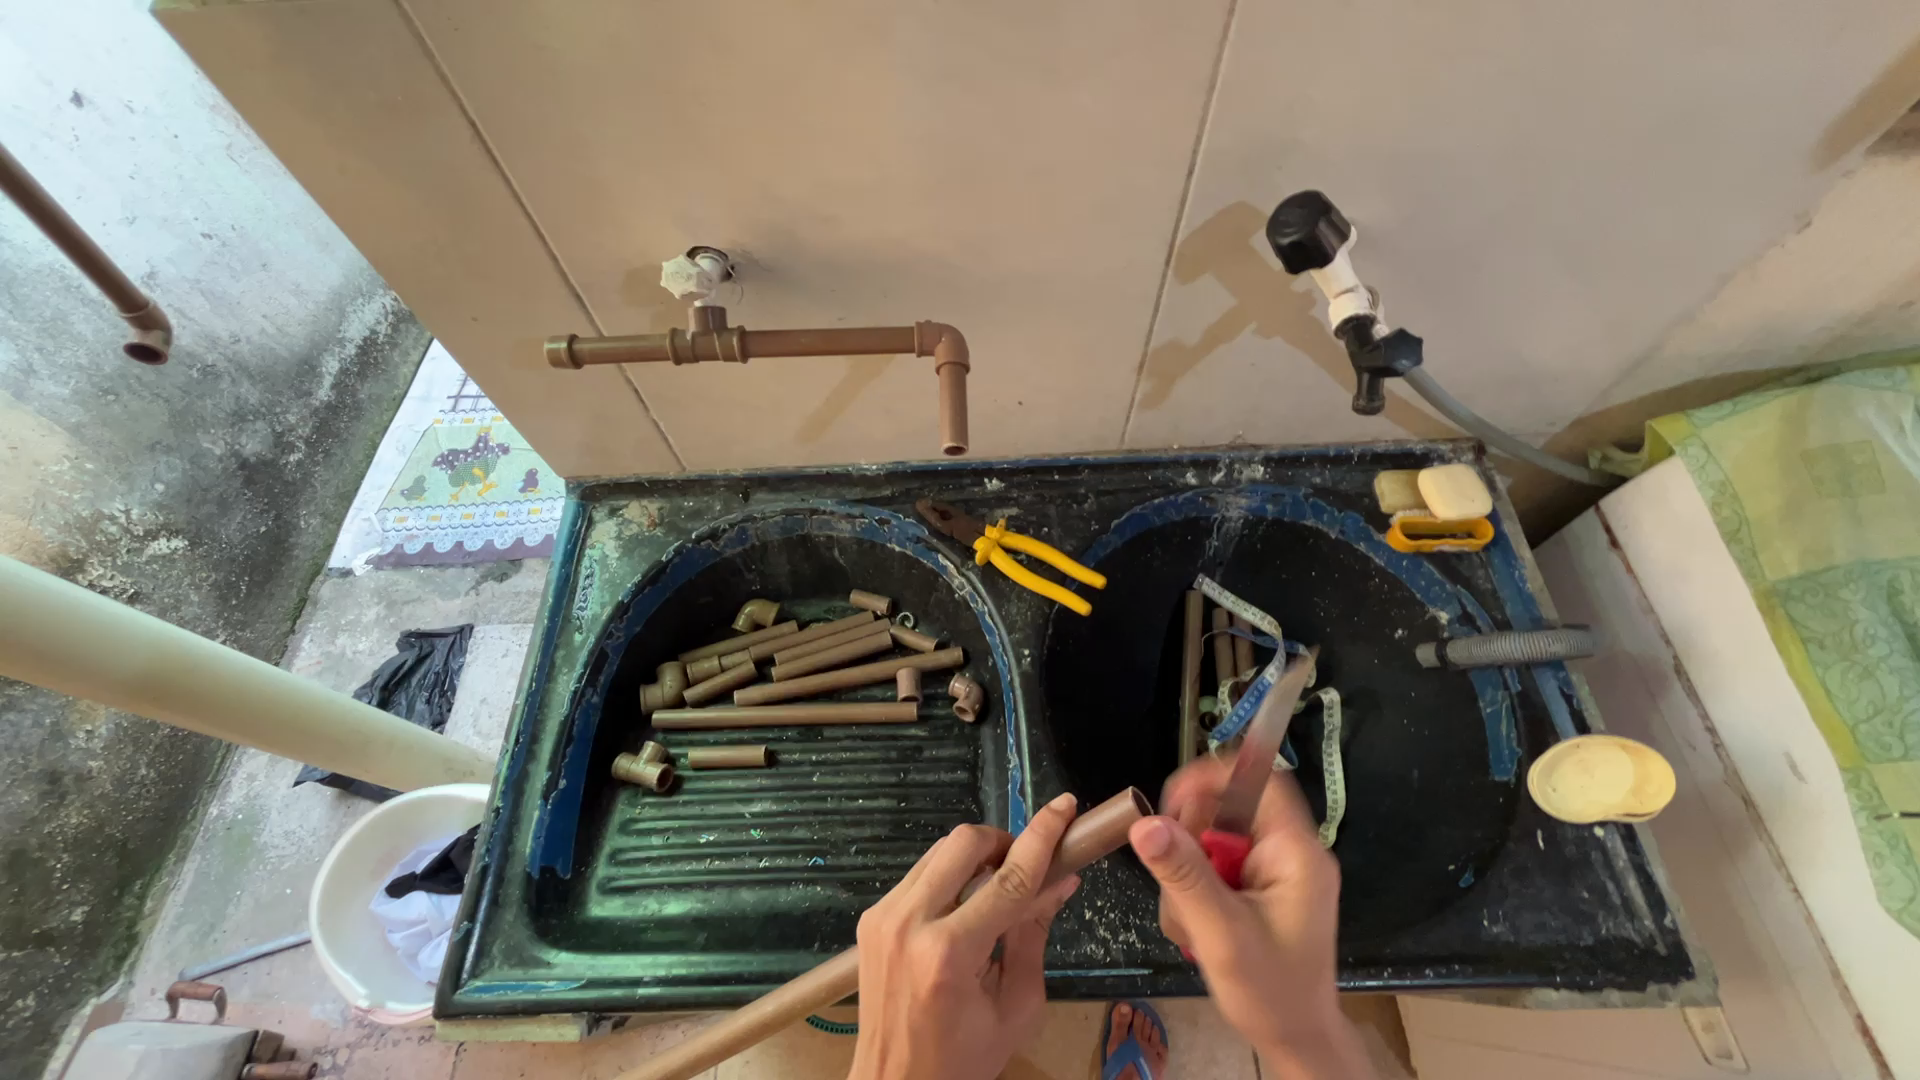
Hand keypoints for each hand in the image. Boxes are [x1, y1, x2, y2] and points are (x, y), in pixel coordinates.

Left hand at [848, 792, 1082, 1079]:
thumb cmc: (964, 1060)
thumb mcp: (1017, 1007)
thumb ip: (1035, 934)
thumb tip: (1062, 879)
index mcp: (949, 954)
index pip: (1008, 879)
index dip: (1042, 837)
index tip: (1063, 807)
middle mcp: (909, 922)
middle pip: (964, 843)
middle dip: (1003, 841)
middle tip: (1024, 865)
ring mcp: (883, 914)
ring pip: (939, 850)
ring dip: (976, 856)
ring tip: (995, 888)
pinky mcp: (872, 915)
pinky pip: (920, 872)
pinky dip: (949, 876)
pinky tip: (961, 908)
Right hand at [1128, 757, 1372, 1078]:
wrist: (1296, 1043)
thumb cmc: (1270, 993)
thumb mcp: (1222, 935)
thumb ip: (1184, 875)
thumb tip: (1144, 823)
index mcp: (1295, 852)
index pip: (1260, 779)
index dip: (1212, 777)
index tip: (1170, 803)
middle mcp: (1287, 851)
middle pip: (1223, 808)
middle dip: (1188, 840)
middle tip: (1174, 881)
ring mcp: (1271, 869)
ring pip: (1208, 837)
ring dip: (1185, 873)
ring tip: (1190, 920)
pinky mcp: (1256, 886)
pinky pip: (1210, 863)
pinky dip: (1192, 890)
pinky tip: (1196, 926)